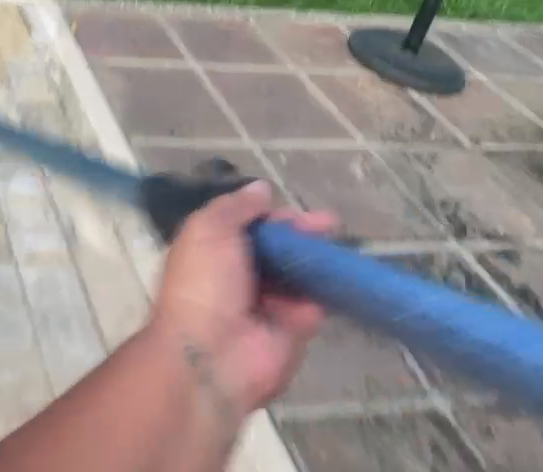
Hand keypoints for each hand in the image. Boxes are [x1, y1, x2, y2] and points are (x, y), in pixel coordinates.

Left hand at [149, 181, 338, 417]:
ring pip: (296, 274)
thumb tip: (261, 188)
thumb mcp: (210, 229)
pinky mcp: (290, 330)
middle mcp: (238, 274)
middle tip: (329, 223)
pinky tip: (338, 277)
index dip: (270, 215)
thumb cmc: (204, 282)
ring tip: (338, 247)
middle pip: (276, 248)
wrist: (212, 354)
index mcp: (212, 248)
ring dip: (316, 260)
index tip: (293, 210)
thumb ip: (236, 207)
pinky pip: (311, 306)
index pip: (247, 225)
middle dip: (301, 234)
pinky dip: (321, 294)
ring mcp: (265, 303)